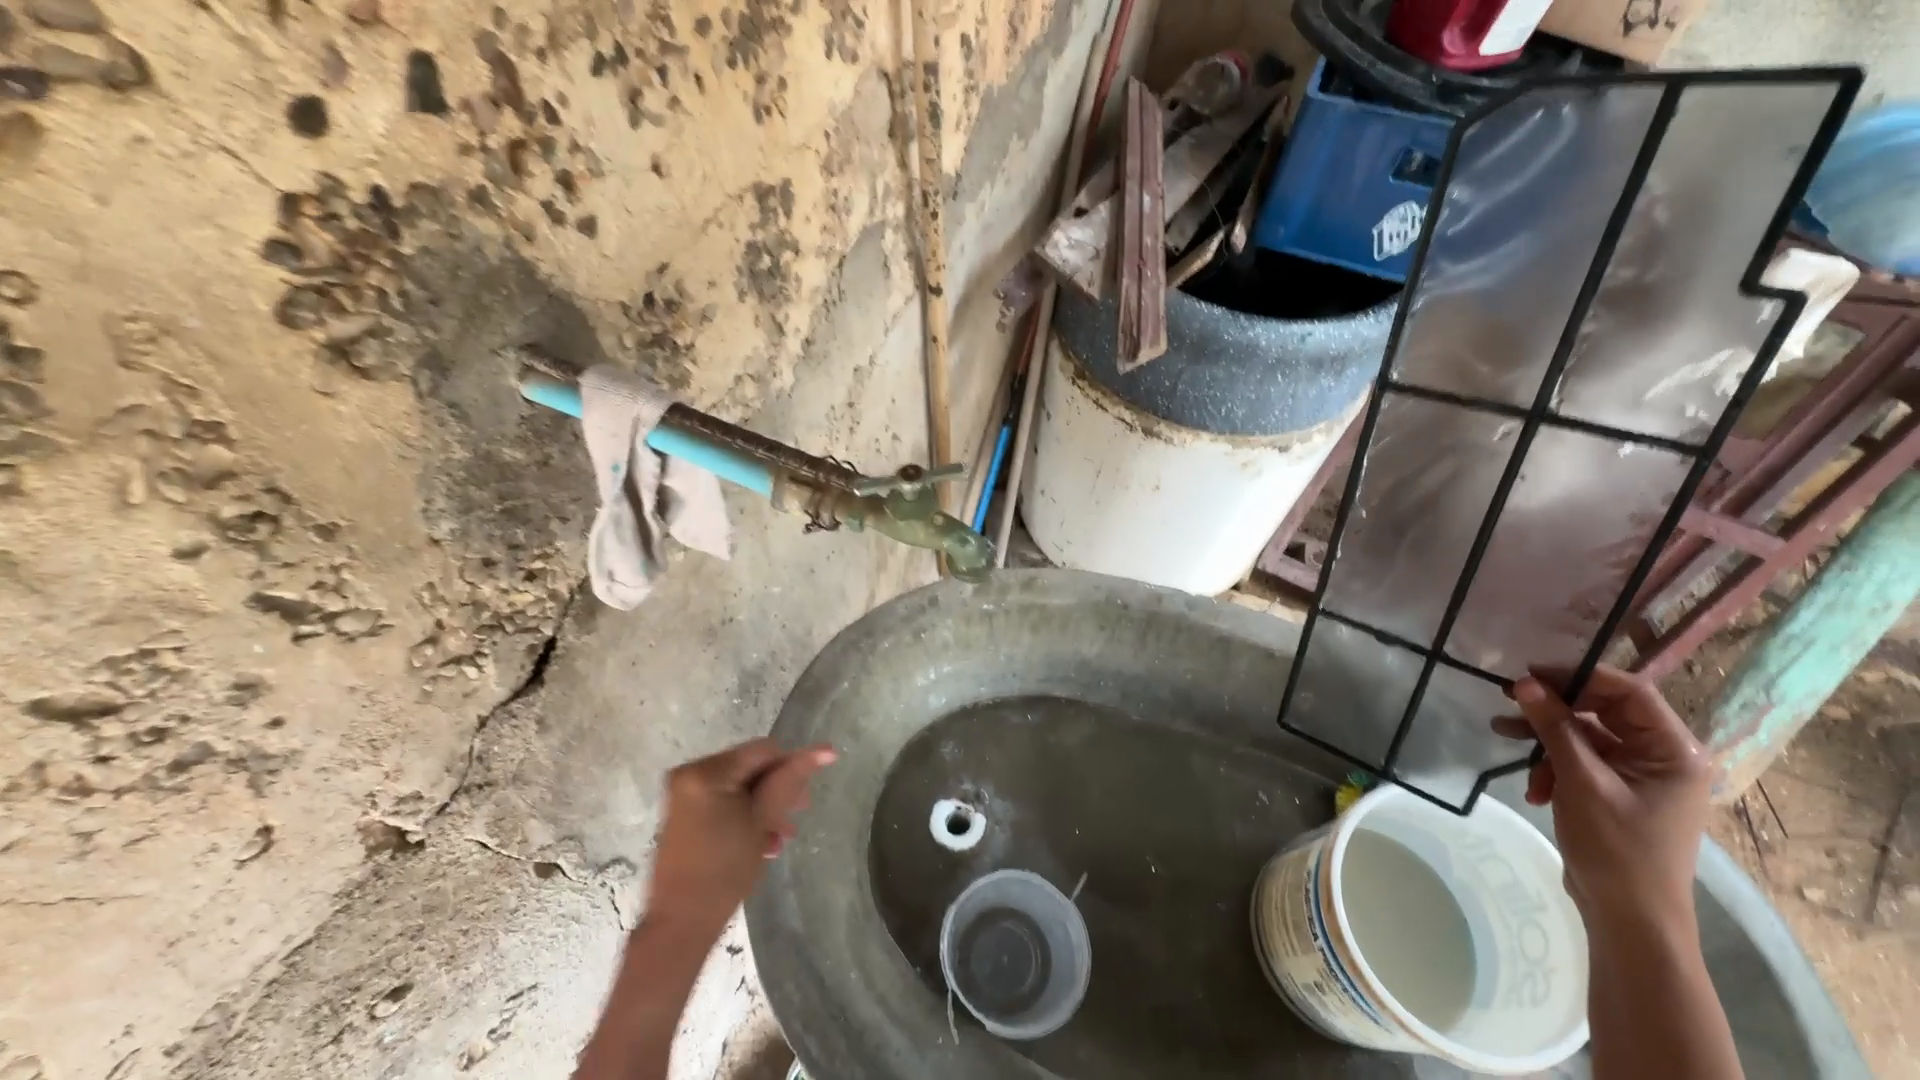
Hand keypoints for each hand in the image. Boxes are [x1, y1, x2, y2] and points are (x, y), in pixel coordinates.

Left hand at [645, 738, 835, 937]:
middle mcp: (690, 773)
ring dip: (765, 806)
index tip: (805, 800)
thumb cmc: (725, 870)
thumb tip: (826, 750)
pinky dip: (746, 815)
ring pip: (740, 786)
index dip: (792, 768)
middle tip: (798, 816)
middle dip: (778, 790)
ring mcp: (684, 794)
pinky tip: (763, 842)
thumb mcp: (763, 821)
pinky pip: (724, 801)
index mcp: (706, 771)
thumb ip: (791, 781)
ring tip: (782, 836)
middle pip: (751, 767)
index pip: (764, 751)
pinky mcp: (685, 813)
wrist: (682, 922)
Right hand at [1494, 665, 1710, 934]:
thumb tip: (1524, 683)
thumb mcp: (1581, 782)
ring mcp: (1640, 776)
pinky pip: (1582, 761)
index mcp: (1674, 750)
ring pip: (1586, 736)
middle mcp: (1663, 756)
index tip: (1528, 673)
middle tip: (1508, 702)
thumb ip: (1555, 728)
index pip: (1629, 692)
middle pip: (1604, 711)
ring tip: (1503, 735)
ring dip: (1546, 738)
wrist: (1630, 918)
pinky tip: (1533, 788)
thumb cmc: (1617, 848)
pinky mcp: (1617, 792)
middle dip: (1554, 708)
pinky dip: (1553, 766)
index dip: (1579, 676)